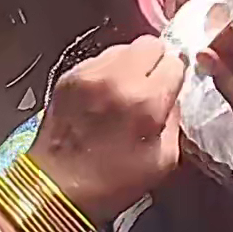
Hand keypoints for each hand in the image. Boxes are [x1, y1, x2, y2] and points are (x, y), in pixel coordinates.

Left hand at [29, 35, 186, 221]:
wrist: (57, 187)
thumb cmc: (114, 182)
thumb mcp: (164, 161)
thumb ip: (175, 120)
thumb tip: (171, 96)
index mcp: (145, 100)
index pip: (175, 63)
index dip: (175, 77)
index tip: (170, 91)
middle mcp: (117, 77)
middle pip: (150, 44)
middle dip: (156, 62)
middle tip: (150, 86)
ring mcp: (89, 73)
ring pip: (123, 48)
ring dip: (131, 65)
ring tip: (125, 92)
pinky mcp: (68, 75)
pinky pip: (100, 59)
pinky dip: (107, 71)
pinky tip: (103, 96)